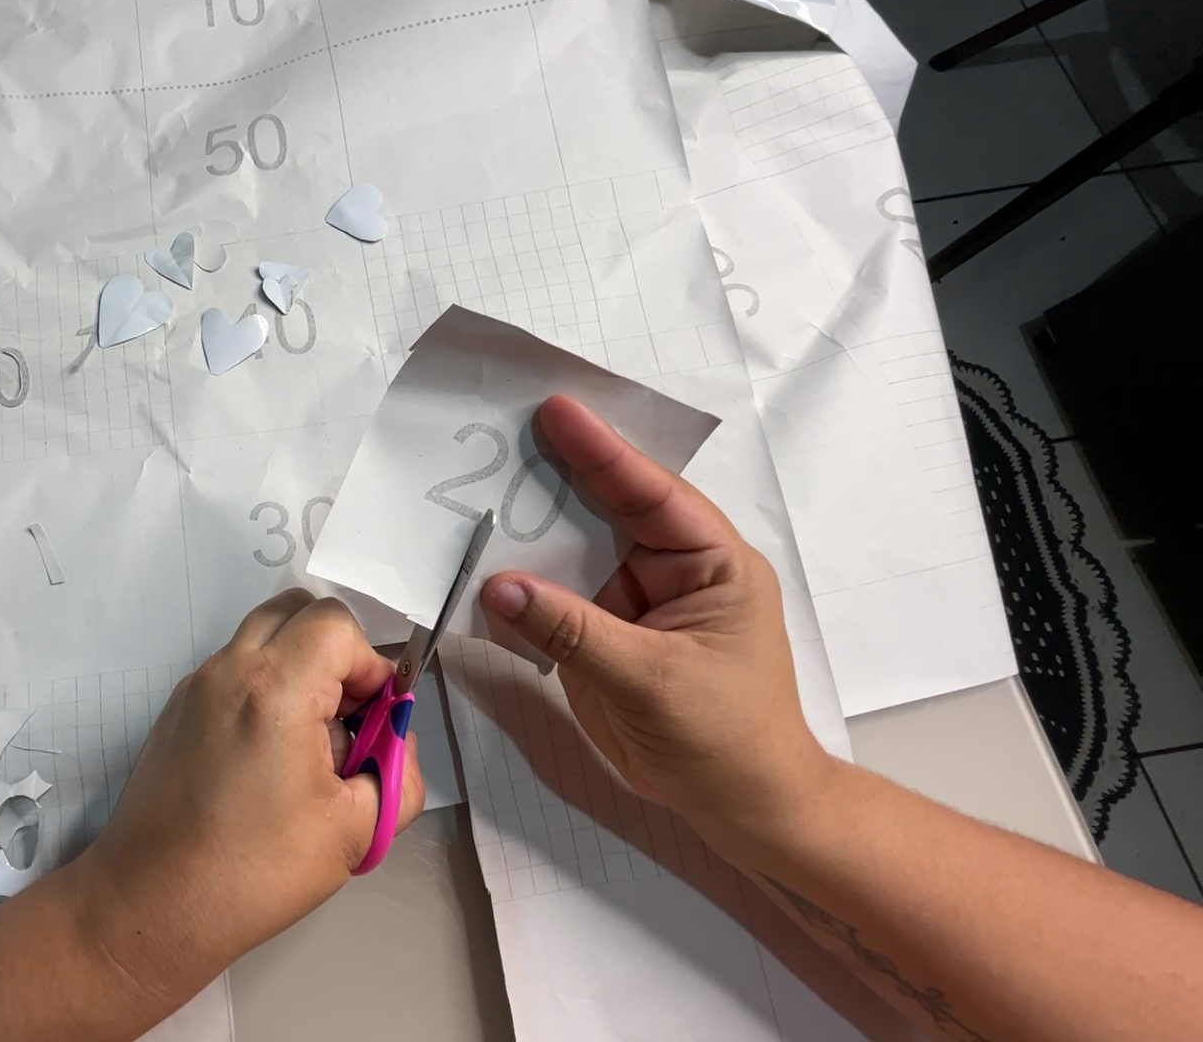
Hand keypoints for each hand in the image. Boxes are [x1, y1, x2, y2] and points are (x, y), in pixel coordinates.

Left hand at [68, 590, 427, 1004]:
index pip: (336, 624)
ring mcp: (196, 683)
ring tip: (307, 736)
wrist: (150, 904)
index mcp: (274, 686)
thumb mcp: (357, 831)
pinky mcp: (178, 706)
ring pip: (263, 633)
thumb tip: (394, 739)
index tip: (373, 718)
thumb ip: (400, 772)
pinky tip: (266, 754)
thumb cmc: (254, 871)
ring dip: (299, 662)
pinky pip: (235, 665)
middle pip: (297, 609)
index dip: (369, 662)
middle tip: (345, 713)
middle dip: (335, 649)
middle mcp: (229, 667)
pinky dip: (265, 683)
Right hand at [479, 396, 833, 846]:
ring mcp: (628, 598)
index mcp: (708, 562)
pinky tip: (481, 555)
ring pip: (572, 547)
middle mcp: (666, 567)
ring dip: (529, 522)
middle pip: (606, 506)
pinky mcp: (598, 628)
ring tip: (479, 482)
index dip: (602, 451)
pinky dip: (518, 577)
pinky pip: (552, 592)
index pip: (651, 493)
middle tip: (504, 430)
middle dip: (557, 471)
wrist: (736, 806)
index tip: (554, 410)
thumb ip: (571, 630)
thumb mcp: (650, 678)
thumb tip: (496, 585)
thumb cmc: (721, 736)